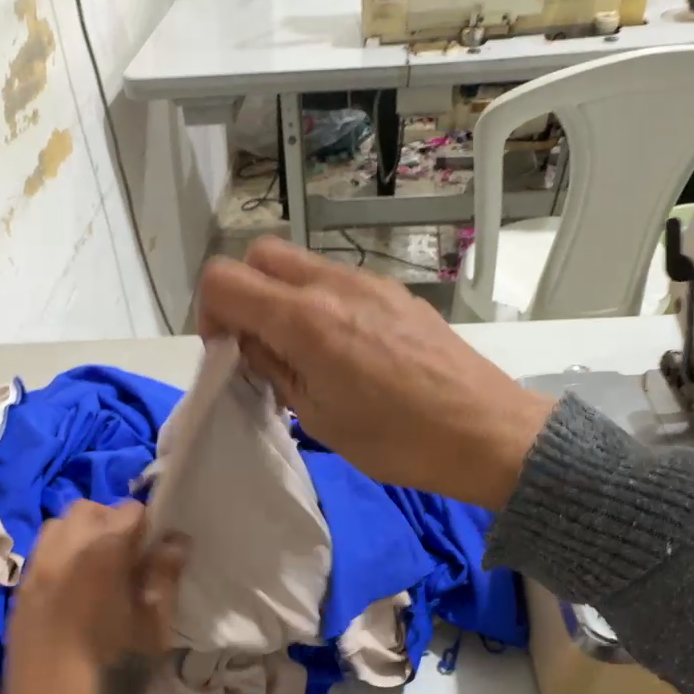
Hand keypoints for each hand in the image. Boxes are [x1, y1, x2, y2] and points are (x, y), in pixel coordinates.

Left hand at [0, 500, 188, 693]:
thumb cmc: (113, 677)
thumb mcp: (153, 630)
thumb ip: (164, 576)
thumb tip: (175, 538)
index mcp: (99, 556)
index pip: (130, 512)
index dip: (151, 525)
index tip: (162, 549)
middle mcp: (61, 553)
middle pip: (89, 510)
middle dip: (114, 522)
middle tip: (135, 556)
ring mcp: (35, 572)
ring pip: (59, 526)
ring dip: (84, 534)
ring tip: (104, 569)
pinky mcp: (20, 594)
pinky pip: (42, 553)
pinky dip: (63, 555)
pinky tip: (78, 589)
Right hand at [196, 236, 554, 509]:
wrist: (484, 431)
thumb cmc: (396, 439)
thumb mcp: (318, 417)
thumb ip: (273, 370)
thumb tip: (249, 346)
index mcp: (305, 319)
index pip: (223, 279)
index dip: (209, 314)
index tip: (227, 354)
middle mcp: (333, 284)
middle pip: (259, 254)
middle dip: (243, 293)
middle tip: (257, 345)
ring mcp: (370, 282)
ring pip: (301, 264)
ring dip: (282, 297)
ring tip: (301, 353)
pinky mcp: (397, 293)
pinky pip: (339, 281)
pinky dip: (319, 303)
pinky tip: (342, 351)